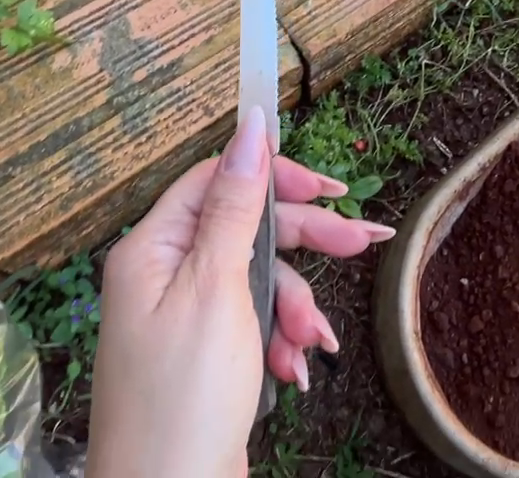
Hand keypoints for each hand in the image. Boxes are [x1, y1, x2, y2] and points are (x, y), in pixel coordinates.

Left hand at [88, 106, 394, 477]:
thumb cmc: (186, 394)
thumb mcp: (219, 287)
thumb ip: (238, 204)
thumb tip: (251, 125)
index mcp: (154, 247)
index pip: (220, 180)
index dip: (275, 177)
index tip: (330, 188)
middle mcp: (166, 271)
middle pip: (248, 228)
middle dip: (306, 243)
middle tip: (364, 244)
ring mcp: (188, 313)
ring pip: (261, 276)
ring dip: (295, 305)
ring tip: (311, 342)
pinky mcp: (210, 348)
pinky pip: (256, 317)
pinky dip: (281, 337)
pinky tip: (295, 367)